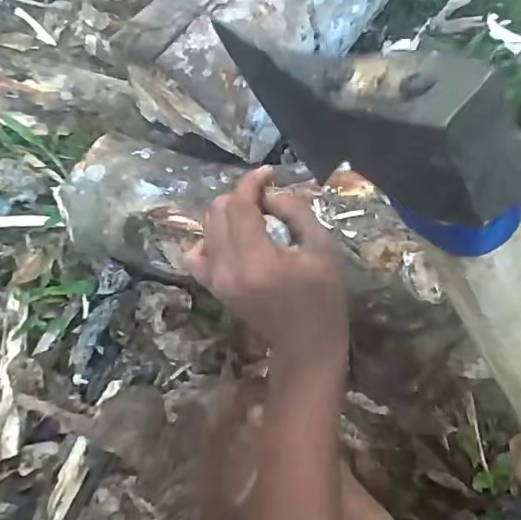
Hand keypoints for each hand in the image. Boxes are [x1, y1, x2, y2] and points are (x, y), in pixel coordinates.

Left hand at [186, 166, 348, 372]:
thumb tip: (270, 194)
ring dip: (228, 212)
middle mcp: (227, 269)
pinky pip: (196, 252)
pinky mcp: (213, 288)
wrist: (306, 346)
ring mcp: (215, 280)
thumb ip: (295, 212)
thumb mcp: (321, 248)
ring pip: (207, 226)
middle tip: (268, 198)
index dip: (252, 182)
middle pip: (218, 210)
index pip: (239, 205)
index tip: (269, 173)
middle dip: (242, 196)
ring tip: (254, 215)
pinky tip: (232, 238)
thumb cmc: (323, 297)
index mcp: (256, 260)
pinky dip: (210, 237)